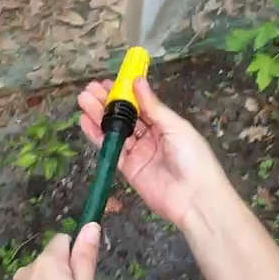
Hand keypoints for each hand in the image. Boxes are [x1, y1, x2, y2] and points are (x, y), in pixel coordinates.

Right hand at [78, 77, 227, 230]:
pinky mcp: (128, 168)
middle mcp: (150, 136)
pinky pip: (111, 149)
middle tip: (90, 89)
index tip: (108, 81)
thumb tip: (137, 81)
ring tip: (83, 99)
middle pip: (125, 116)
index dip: (124, 92)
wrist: (194, 198)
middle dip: (107, 102)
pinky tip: (85, 122)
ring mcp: (138, 152)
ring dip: (99, 115)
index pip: (141, 104)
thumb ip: (153, 107)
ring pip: (115, 130)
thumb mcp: (176, 127)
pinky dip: (97, 136)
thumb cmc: (192, 158)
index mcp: (165, 124)